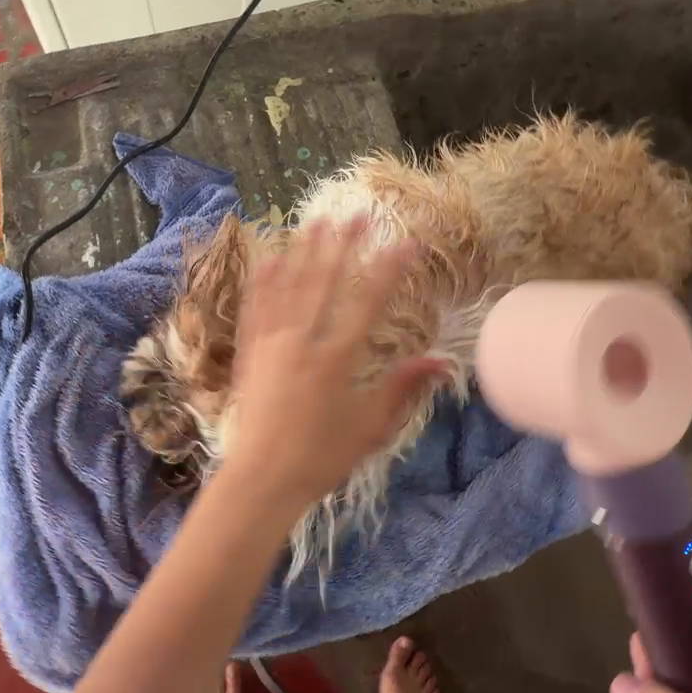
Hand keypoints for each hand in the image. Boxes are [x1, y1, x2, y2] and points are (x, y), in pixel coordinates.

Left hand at [217, 219, 445, 515]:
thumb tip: (441, 361)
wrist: (262, 479)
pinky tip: (269, 258)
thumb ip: (403, 388)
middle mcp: (303, 340)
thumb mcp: (371, 427)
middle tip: (356, 214)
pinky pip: (256, 307)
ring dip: (303, 251)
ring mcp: (272, 342)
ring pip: (289, 286)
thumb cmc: (322, 457)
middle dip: (343, 245)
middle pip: (325, 282)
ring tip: (314, 220)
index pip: (369, 302)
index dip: (389, 269)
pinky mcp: (250, 350)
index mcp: (338, 358)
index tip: (406, 241)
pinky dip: (263, 280)